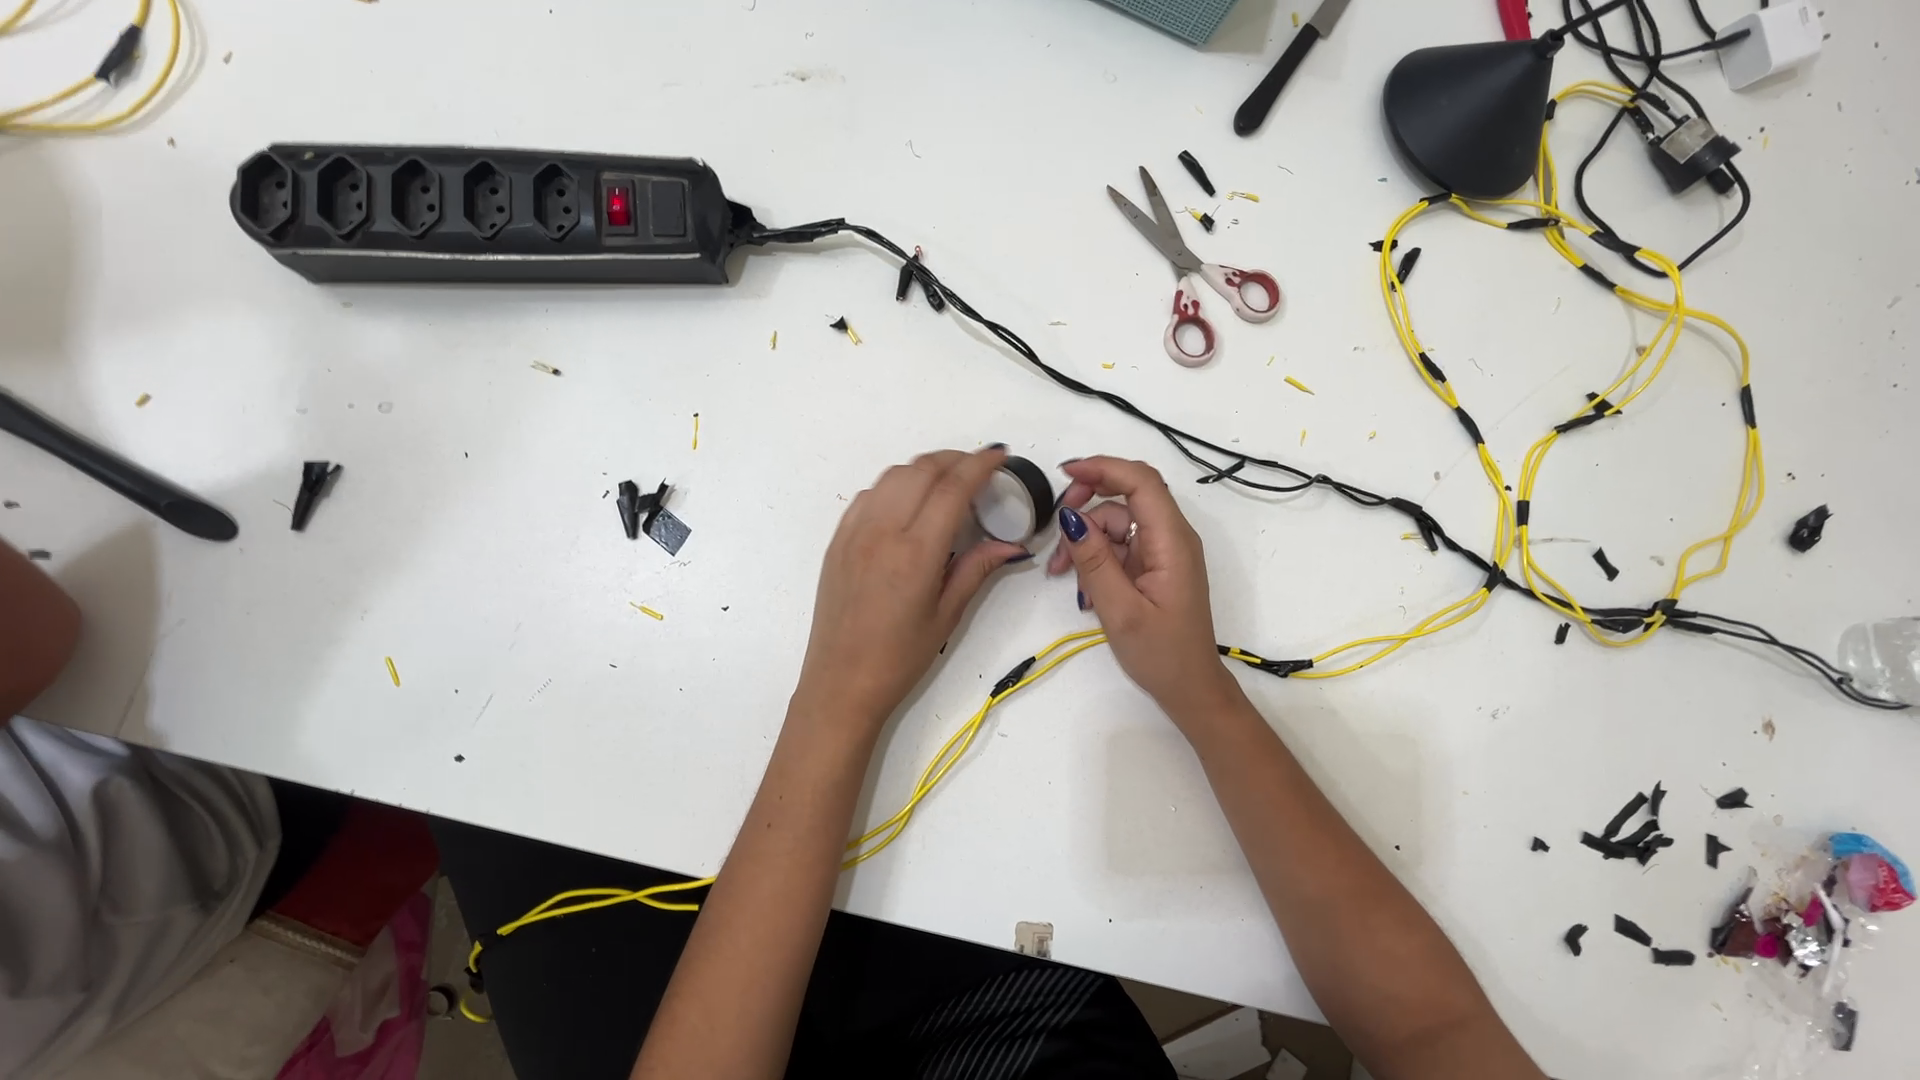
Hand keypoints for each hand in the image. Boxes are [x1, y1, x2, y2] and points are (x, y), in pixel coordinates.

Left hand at [794, 447, 1028, 735]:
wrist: (839, 683)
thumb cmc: (899, 659)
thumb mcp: (946, 616)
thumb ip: (977, 569)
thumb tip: (1012, 544)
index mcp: (915, 553)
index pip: (952, 488)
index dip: (980, 464)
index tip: (1000, 456)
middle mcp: (882, 532)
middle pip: (922, 469)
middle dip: (955, 458)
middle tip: (979, 467)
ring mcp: (854, 532)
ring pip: (893, 475)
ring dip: (924, 468)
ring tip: (947, 481)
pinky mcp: (837, 540)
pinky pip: (869, 494)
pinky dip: (895, 485)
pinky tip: (910, 503)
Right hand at [1047, 457, 1236, 720]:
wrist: (1190, 688)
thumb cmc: (1161, 654)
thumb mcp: (1120, 610)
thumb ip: (1094, 561)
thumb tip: (1070, 517)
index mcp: (1171, 541)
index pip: (1141, 482)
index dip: (1103, 468)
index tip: (1065, 474)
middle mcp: (1171, 537)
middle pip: (1127, 494)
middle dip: (1088, 499)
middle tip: (1057, 523)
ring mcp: (1162, 551)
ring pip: (1117, 521)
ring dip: (1085, 536)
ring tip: (1061, 571)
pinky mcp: (1152, 565)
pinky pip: (1119, 544)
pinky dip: (1095, 554)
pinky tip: (1079, 582)